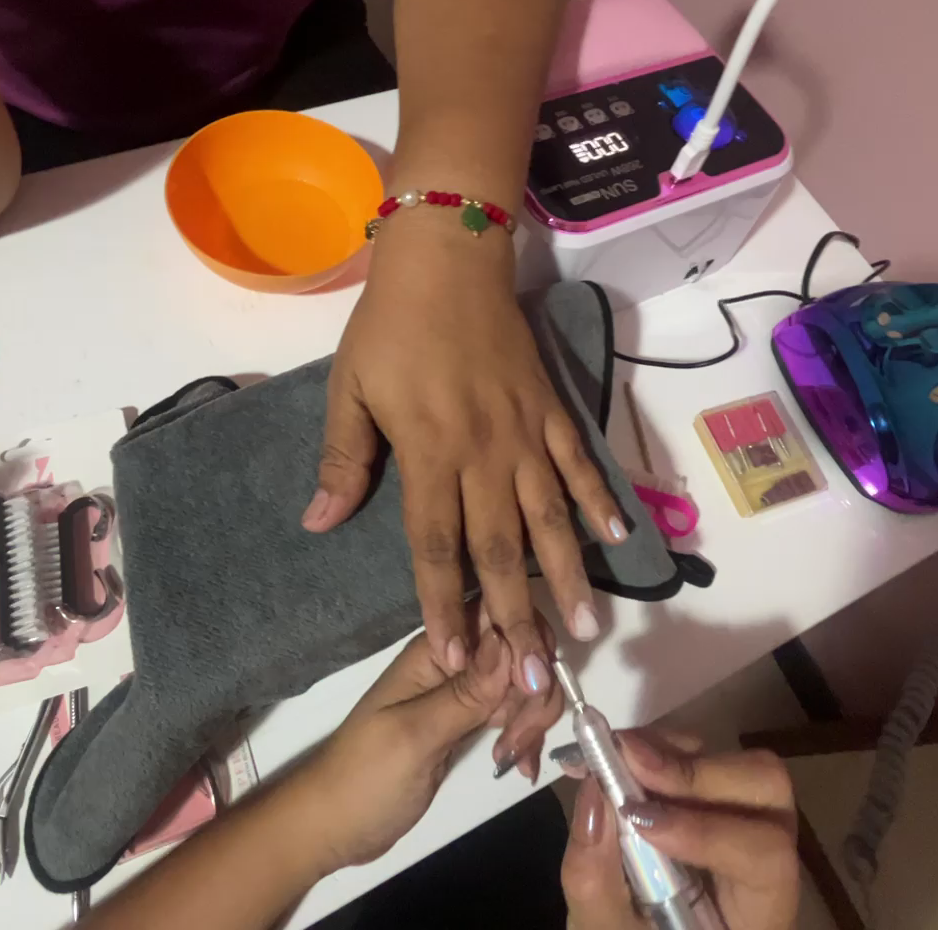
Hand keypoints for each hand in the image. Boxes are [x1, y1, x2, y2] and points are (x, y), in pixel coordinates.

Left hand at [276, 620, 514, 870]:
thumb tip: (510, 638)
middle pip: (520, 651)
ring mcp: (462, 692)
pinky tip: (518, 766)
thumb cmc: (366, 776)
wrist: (336, 825)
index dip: (527, 644)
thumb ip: (466, 692)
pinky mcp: (468, 722)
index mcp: (436, 649)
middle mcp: (454, 661)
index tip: (533, 692)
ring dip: (532, 719)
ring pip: (523, 684)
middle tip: (520, 742)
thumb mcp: (416, 735)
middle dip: (534, 692)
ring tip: (514, 759)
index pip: (497, 617)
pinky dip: (525, 736)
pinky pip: (513, 713)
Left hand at [304, 207, 626, 703]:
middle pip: (500, 548)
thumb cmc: (389, 328)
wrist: (448, 262)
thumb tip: (319, 525)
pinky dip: (599, 500)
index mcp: (430, 454)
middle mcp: (484, 455)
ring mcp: (527, 434)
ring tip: (585, 628)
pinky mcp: (553, 409)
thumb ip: (343, 459)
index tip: (453, 658)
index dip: (443, 605)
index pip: (436, 546)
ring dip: (568, 575)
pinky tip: (618, 537)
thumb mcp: (348, 390)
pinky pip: (581, 462)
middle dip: (514, 615)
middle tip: (532, 675)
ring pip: (551, 517)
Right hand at [561, 730, 799, 929]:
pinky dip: (657, 743)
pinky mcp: (710, 791)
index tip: (637, 820)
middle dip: (692, 771)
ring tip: (615, 757)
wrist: (632, 924)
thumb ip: (595, 876)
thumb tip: (593, 790)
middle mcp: (765, 854)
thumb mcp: (605, 927)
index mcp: (759, 909)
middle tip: (628, 760)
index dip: (705, 830)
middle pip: (765, 788)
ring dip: (670, 752)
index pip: (766, 855)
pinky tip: (617, 759)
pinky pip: (699, 751)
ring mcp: (741, 816)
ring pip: (732, 761)